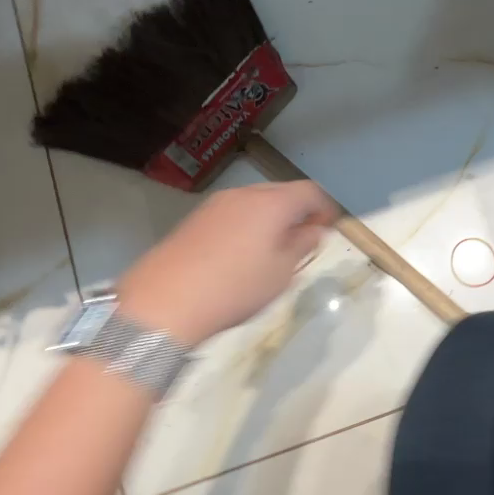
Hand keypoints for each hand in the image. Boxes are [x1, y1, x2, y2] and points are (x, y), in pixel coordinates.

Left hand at [114, 182, 337, 347]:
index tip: (329, 230)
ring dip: (271, 219)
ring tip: (272, 250)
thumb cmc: (235, 287)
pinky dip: (247, 226)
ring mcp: (215, 205)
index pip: (310, 192)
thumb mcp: (281, 272)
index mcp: (271, 203)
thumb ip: (303, 245)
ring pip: (255, 202)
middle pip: (281, 193)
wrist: (164, 302)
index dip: (325, 208)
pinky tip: (241, 254)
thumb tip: (313, 230)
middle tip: (303, 241)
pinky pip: (233, 214)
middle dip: (297, 212)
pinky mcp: (194, 219)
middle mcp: (244, 194)